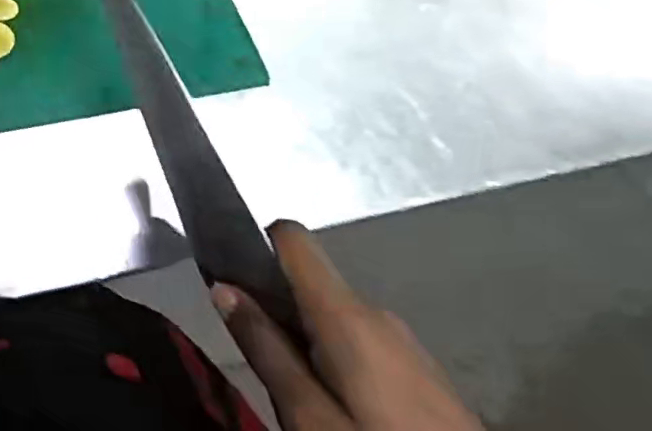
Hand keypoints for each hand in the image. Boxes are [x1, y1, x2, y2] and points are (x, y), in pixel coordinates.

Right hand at [213, 220, 482, 430]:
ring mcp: (409, 348)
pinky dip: (338, 360)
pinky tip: (343, 407)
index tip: (231, 276)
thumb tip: (222, 288)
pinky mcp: (429, 379)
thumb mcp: (312, 419)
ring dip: (305, 339)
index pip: (292, 238)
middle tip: (260, 359)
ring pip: (333, 318)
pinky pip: (364, 345)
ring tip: (301, 391)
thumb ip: (266, 349)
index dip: (255, 242)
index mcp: (348, 315)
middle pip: (307, 284)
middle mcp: (379, 316)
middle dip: (275, 309)